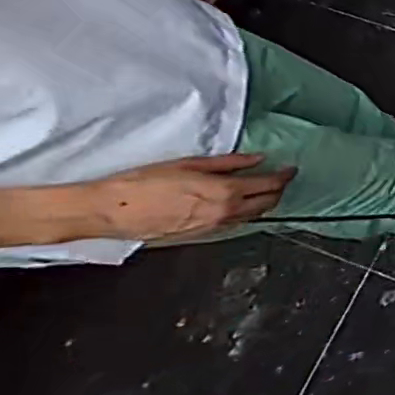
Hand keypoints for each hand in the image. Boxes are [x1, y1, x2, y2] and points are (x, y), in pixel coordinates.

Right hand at [89, 154, 294, 239]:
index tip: (291, 169)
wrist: (104, 211)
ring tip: (263, 191)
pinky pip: (234, 224)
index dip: (285, 176)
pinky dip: (244, 214)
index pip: (270, 184)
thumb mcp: (189, 164)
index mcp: (227, 192)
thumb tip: (258, 159)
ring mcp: (214, 226)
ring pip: (253, 215)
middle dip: (279, 190)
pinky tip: (239, 206)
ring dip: (263, 203)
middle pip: (268, 202)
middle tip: (279, 179)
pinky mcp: (200, 235)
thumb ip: (229, 163)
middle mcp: (226, 211)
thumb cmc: (142, 183)